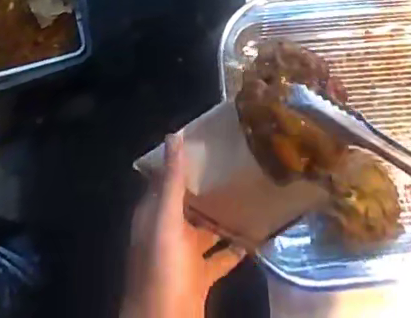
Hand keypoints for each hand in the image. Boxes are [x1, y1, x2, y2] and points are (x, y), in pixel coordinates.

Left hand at [120, 133, 246, 317]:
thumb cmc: (162, 269)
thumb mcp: (166, 220)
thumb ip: (172, 180)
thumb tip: (175, 134)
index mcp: (154, 216)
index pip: (167, 178)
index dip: (184, 158)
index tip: (209, 137)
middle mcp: (168, 232)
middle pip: (189, 201)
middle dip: (209, 183)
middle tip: (239, 159)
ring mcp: (185, 255)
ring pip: (207, 227)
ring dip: (224, 213)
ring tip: (251, 190)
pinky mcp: (201, 276)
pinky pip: (221, 255)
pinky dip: (236, 246)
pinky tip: (256, 232)